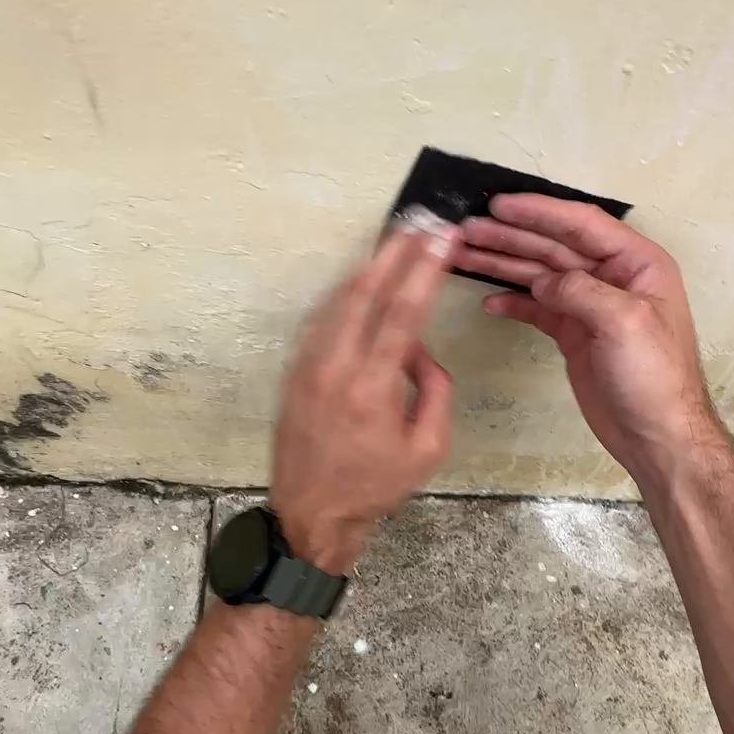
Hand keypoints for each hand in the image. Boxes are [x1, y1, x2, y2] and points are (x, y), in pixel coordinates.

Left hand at [269, 212, 457, 573]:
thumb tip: (418, 350)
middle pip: (363, 293)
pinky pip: (321, 322)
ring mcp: (306, 368)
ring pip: (336, 301)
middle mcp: (334, 369)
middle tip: (418, 221)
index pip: (402, 314)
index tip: (441, 237)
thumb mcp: (428, 449)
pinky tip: (360, 281)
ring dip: (366, 267)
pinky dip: (343, 296)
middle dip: (393, 251)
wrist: (311, 512)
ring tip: (394, 240)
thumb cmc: (375, 487)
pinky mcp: (293, 373)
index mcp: (371, 390)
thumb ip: (434, 390)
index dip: (423, 269)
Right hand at [454, 194, 718, 482]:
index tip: (498, 205)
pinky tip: (488, 300)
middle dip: (511, 236)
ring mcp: (589, 306)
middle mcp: (612, 277)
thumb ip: (581, 291)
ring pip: (540, 275)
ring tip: (465, 253)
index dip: (538, 212)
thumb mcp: (624, 323)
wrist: (656, 435)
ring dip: (503, 263)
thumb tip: (543, 281)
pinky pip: (537, 308)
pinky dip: (513, 303)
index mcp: (636, 263)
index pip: (581, 225)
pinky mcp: (573, 334)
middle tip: (467, 228)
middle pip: (553, 246)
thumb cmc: (653, 377)